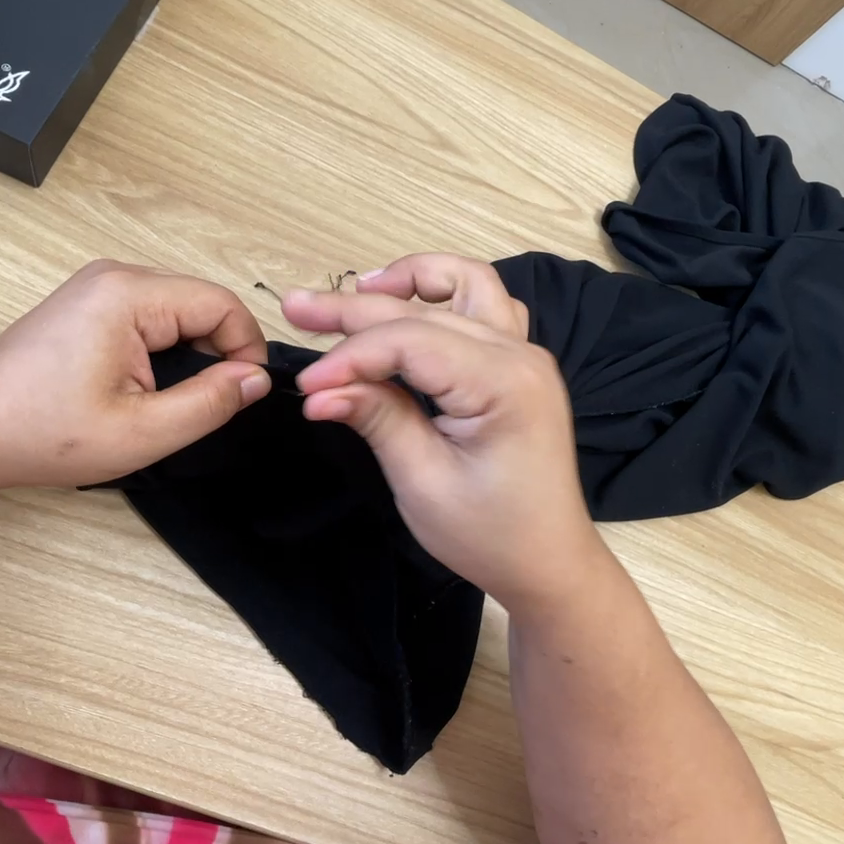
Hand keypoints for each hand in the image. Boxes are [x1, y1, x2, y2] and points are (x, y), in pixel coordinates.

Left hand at [0, 260, 271, 490]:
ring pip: (181, 311)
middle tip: (208, 404)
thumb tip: (256, 379)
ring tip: (173, 398)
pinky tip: (149, 385)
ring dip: (193, 353)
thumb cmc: (43, 433)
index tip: (240, 396)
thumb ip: (210, 402)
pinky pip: (155, 316)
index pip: (222, 305)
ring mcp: (100, 287)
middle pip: (203, 303)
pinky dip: (168, 350)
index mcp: (128, 296)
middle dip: (219, 352)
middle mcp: (116, 277)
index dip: (245, 349)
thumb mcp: (143, 431)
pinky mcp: (92, 303)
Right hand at [282, 253, 612, 615]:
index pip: (410, 342)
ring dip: (411, 282)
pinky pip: (484, 309)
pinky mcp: (519, 368)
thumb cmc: (491, 535)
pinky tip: (410, 306)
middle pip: (427, 310)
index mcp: (504, 383)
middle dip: (356, 309)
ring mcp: (526, 356)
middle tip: (296, 307)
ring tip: (358, 289)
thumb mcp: (424, 482)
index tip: (306, 385)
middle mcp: (521, 355)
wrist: (547, 562)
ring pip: (467, 286)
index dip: (350, 357)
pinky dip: (443, 297)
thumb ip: (377, 420)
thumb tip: (320, 390)